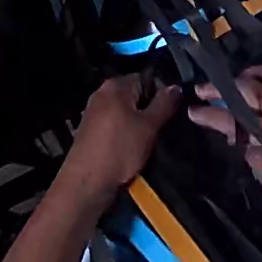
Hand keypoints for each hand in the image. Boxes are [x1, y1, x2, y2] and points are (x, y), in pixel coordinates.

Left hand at [61, 76, 182, 198]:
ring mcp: (94, 110)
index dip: (161, 92)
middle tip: (163, 126)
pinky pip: (114, 124)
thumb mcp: (148, 127)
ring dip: (137, 123)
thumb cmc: (119, 149)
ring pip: (125, 111)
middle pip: (134, 94)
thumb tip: (175, 86)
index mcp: (115, 85)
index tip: (172, 110)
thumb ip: (163, 104)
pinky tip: (133, 147)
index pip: (145, 78)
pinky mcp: (90, 129)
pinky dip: (125, 132)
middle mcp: (102, 92)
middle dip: (149, 109)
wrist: (86, 182)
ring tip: (150, 139)